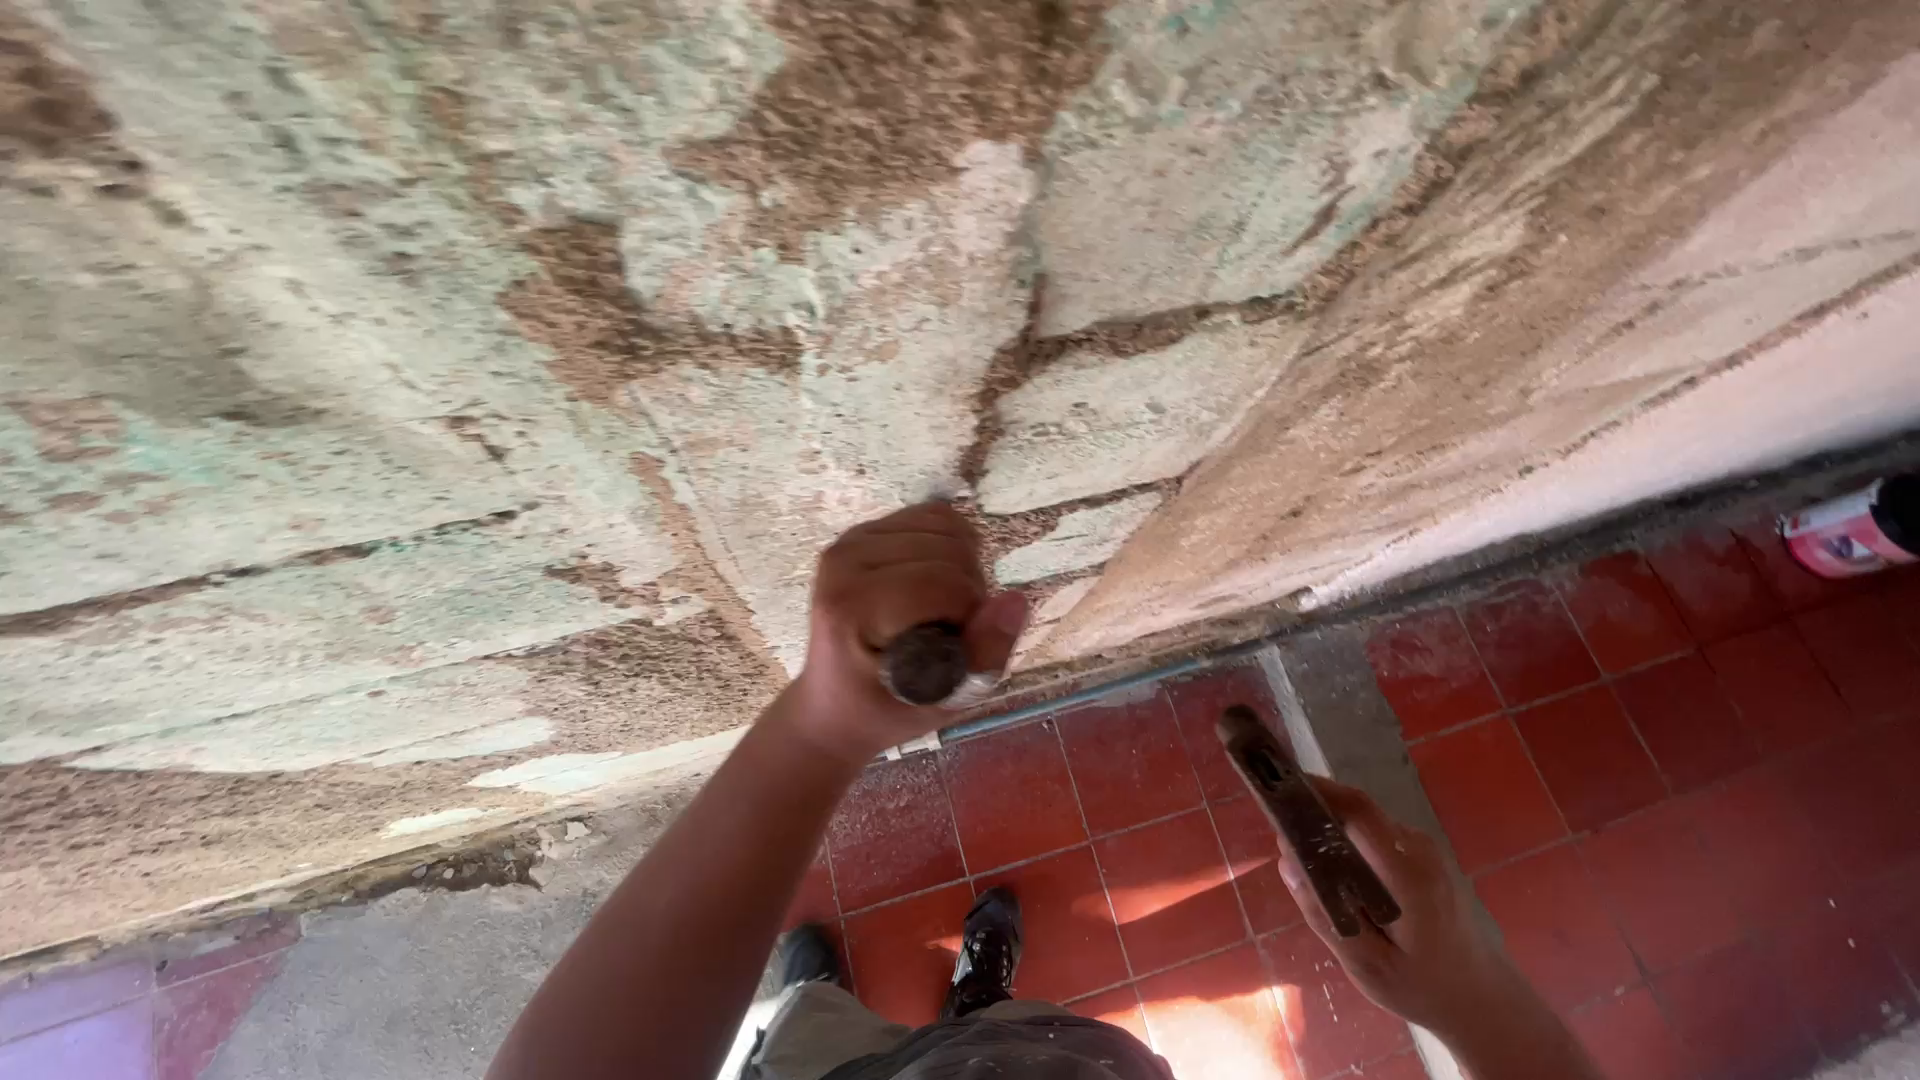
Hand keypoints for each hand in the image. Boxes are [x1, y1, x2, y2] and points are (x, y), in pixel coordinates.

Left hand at [784, 502, 1027, 764]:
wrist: (833, 705)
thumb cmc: (885, 711)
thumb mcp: (942, 703)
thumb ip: (984, 655)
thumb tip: (1016, 599)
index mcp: (852, 607)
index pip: (944, 584)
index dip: (970, 615)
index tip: (953, 648)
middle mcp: (843, 562)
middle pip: (949, 549)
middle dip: (970, 589)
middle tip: (950, 629)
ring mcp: (850, 540)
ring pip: (946, 525)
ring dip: (964, 566)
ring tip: (944, 606)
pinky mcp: (862, 531)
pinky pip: (932, 515)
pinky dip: (952, 545)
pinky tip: (938, 581)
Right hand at [1276, 778, 1528, 1037]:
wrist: (1483, 998)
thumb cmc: (1422, 987)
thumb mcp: (1367, 965)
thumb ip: (1325, 914)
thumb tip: (1287, 862)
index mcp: (1408, 876)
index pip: (1359, 813)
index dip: (1318, 791)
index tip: (1280, 786)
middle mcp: (1418, 851)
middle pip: (1357, 809)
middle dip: (1314, 805)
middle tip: (1279, 825)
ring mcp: (1423, 848)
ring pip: (1363, 819)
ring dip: (1329, 825)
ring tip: (1304, 856)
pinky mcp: (1421, 852)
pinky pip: (1373, 831)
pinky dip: (1346, 837)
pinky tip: (1335, 871)